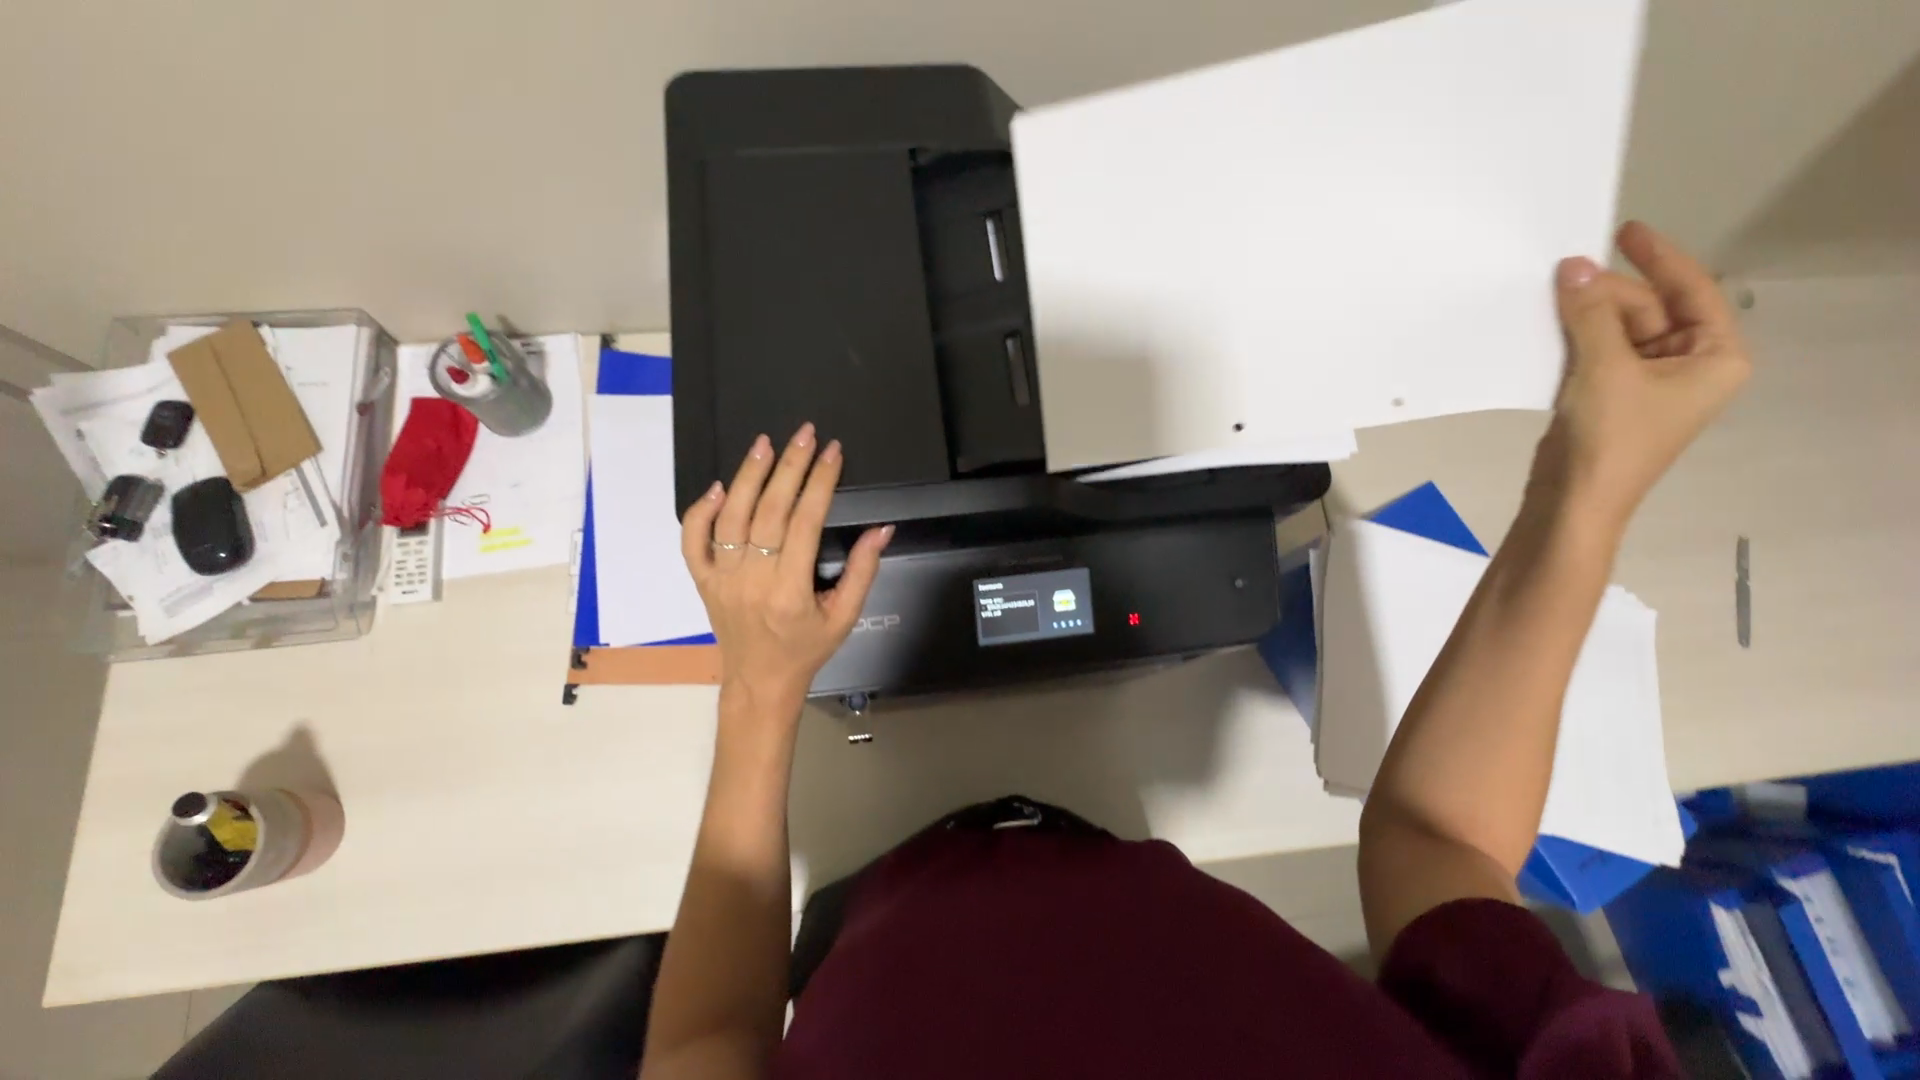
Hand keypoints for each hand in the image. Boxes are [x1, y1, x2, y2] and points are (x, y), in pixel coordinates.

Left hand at [680, 423, 893, 711]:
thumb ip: (863, 571)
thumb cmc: (806, 650)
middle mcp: (751, 580)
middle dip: (789, 466)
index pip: (805, 521)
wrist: (760, 681)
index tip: (832, 453)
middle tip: (804, 434)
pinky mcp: (703, 581)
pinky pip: (693, 541)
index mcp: (789, 590)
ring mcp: (722, 579)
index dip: (820, 482)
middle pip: (769, 510)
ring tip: (764, 443)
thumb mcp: (845, 617)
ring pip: (731, 517)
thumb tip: (881, 529)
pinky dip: (701, 511)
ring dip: (748, 476)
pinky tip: (719, 486)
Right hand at [1536, 221, 1752, 528]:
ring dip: (1585, 314)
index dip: (1659, 258)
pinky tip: (1547, 326)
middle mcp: (1687, 365)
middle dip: (1607, 292)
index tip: (1624, 230)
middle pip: (1648, 310)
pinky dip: (1574, 338)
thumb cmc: (1610, 437)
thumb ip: (1590, 315)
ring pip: (1616, 331)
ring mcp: (1645, 383)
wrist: (1575, 502)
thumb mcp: (1604, 368)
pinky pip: (1596, 353)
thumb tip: (1572, 266)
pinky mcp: (1608, 398)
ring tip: (1550, 292)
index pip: (1692, 292)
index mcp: (1714, 357)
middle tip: (1562, 273)